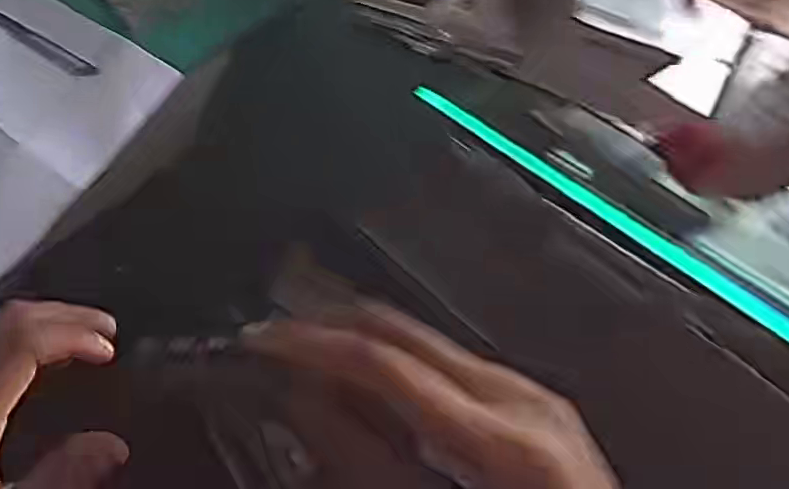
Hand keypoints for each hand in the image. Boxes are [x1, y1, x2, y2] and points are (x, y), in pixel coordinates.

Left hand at [0, 300, 127, 488]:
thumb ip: (61, 476)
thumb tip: (109, 447)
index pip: (27, 339)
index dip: (73, 332)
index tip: (106, 344)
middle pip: (12, 320)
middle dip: (63, 316)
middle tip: (103, 327)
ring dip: (44, 322)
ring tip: (81, 334)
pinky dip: (22, 336)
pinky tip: (41, 355)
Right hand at [243, 303, 617, 488]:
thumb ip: (365, 461)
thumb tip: (302, 399)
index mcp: (507, 438)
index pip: (379, 359)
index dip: (308, 344)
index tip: (261, 340)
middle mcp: (520, 397)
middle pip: (391, 325)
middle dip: (322, 325)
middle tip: (274, 341)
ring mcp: (527, 395)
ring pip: (409, 336)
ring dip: (352, 344)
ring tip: (313, 371)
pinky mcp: (524, 402)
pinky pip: (434, 362)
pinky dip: (389, 369)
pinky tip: (366, 394)